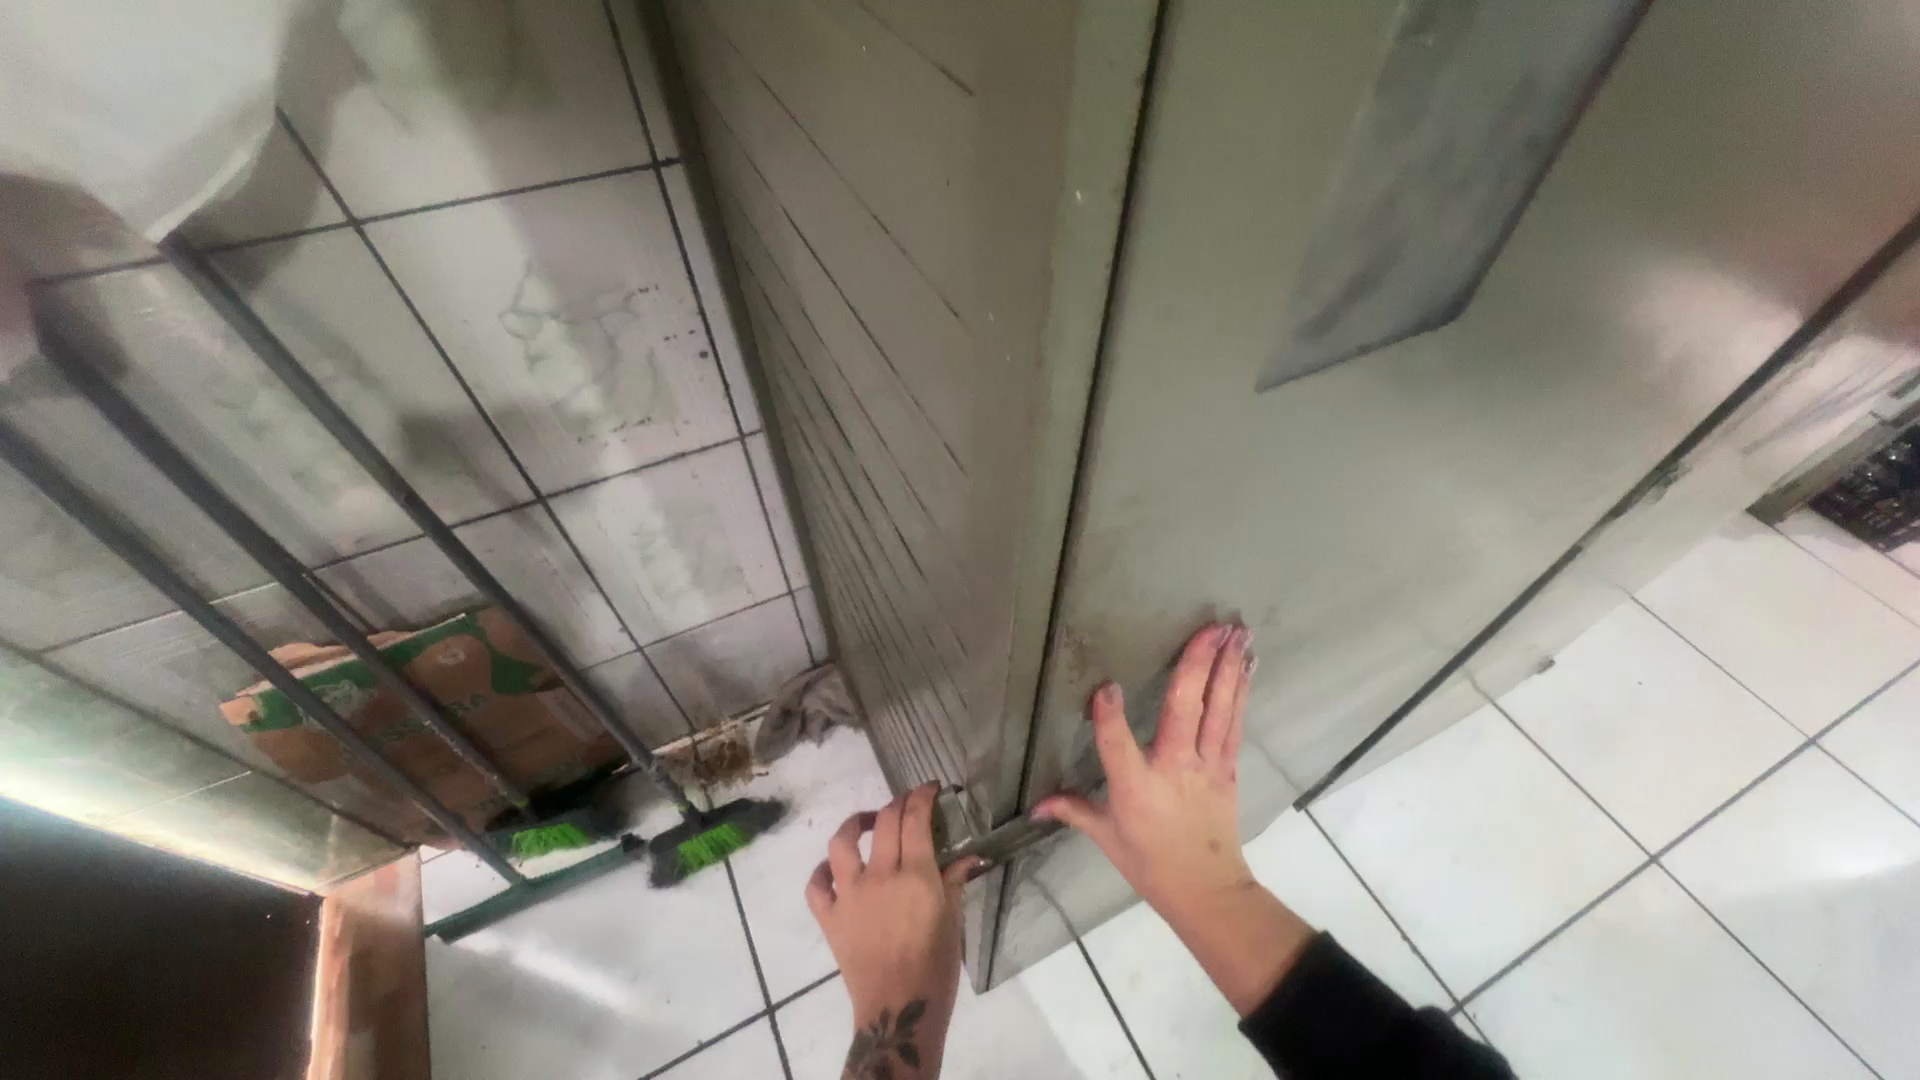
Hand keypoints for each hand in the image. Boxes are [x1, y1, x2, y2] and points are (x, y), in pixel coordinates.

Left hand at [806, 782, 978, 1078]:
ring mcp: (850, 895)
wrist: (899, 1011)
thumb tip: (969, 855)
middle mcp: (880, 877)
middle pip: (884, 823)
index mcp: (916, 876)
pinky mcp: (830, 917)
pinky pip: (816, 885)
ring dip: (854, 824)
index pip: (915, 820)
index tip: (930, 787)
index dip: (922, 796)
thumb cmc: (935, 967)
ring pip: (841, 843)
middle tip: (908, 802)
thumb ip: (955, 880)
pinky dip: (822, 871)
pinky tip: (834, 868)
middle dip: (897, 803)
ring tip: (867, 822)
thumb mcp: (954, 920)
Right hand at [1033, 621, 1313, 1014]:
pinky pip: (1234, 723)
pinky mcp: (1227, 767)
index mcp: (1136, 788)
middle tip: (1212, 627)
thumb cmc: (1150, 864)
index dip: (1109, 716)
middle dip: (1198, 665)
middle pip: (1185, 710)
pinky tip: (1248, 664)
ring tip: (1239, 631)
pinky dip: (1241, 690)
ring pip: (1218, 709)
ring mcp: (1207, 765)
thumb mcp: (1106, 837)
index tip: (1105, 686)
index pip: (1117, 744)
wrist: (1208, 891)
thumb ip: (1072, 810)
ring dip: (1228, 668)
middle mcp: (1174, 769)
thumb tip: (1035, 806)